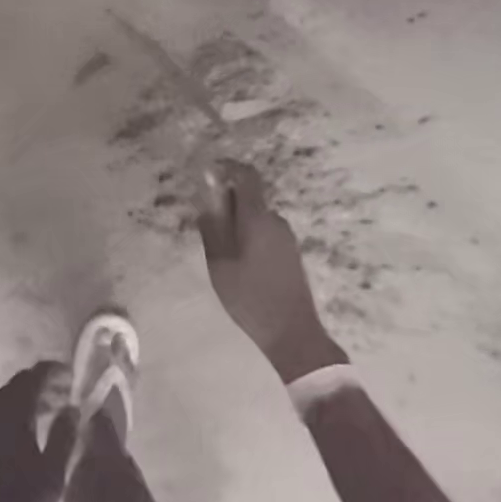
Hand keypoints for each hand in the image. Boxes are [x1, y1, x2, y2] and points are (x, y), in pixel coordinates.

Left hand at [0, 363, 77, 501]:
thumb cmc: (20, 500)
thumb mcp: (51, 472)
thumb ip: (64, 435)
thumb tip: (72, 408)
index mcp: (10, 408)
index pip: (34, 374)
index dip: (55, 370)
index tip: (73, 375)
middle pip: (20, 384)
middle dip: (44, 385)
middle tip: (67, 394)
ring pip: (8, 398)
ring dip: (31, 399)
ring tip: (55, 411)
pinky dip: (16, 412)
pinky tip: (31, 429)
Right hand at [194, 159, 348, 381]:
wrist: (293, 334)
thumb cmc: (250, 296)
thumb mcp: (219, 262)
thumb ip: (212, 225)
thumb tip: (207, 197)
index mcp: (258, 217)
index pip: (247, 175)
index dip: (228, 167)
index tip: (209, 174)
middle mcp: (276, 220)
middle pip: (249, 197)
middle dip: (226, 202)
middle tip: (207, 225)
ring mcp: (287, 237)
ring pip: (255, 217)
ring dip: (237, 222)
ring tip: (221, 251)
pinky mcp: (291, 253)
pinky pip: (265, 231)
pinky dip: (248, 235)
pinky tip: (239, 264)